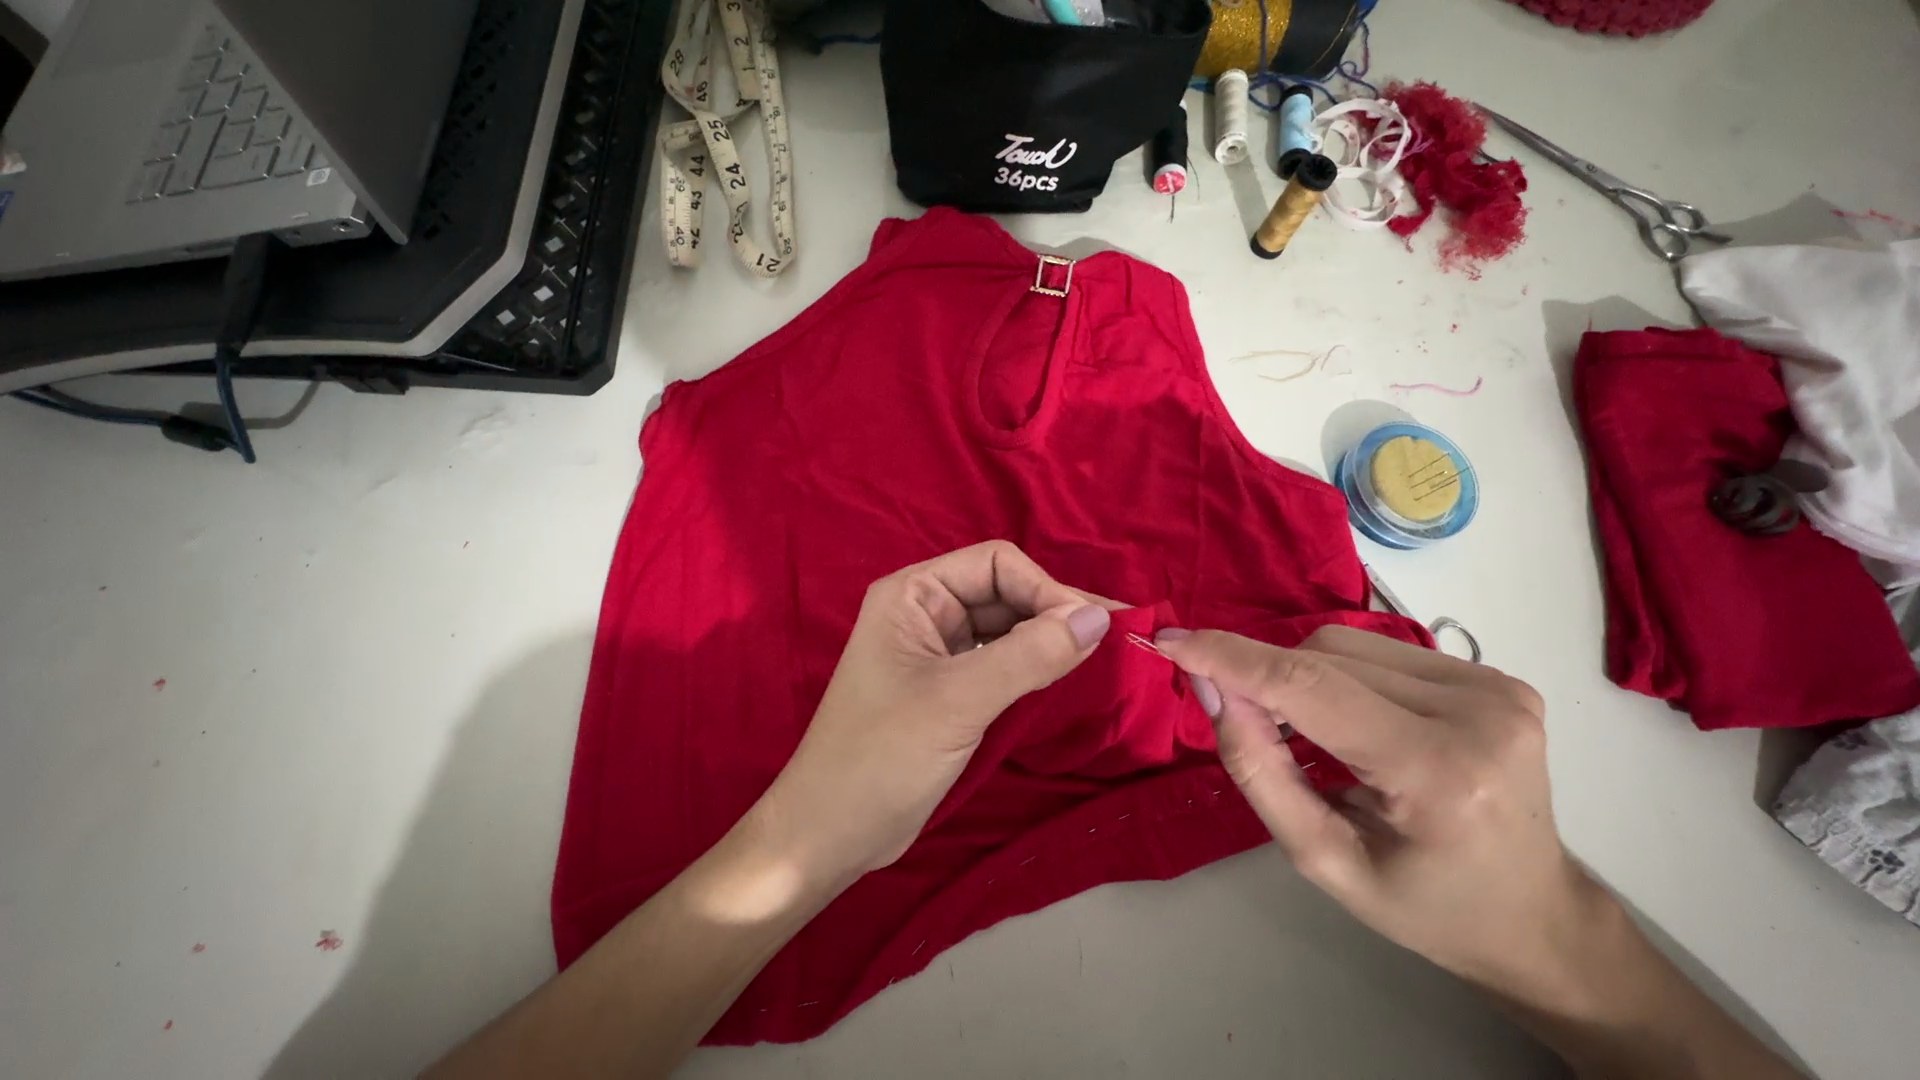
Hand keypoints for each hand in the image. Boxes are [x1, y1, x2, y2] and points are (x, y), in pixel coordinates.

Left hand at [754, 541, 1114, 888]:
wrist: (831, 833)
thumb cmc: (881, 757)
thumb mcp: (957, 702)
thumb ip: (1029, 656)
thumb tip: (1099, 618)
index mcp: (913, 595)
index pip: (997, 564)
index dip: (1046, 590)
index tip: (1092, 631)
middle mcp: (926, 614)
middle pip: (1006, 593)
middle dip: (1055, 613)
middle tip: (1117, 640)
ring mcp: (938, 654)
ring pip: (1008, 630)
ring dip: (1051, 641)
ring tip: (1104, 658)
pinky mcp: (950, 692)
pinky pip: (1003, 665)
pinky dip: (1036, 668)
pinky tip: (1068, 680)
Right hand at [1153, 625, 1590, 1001]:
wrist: (1535, 917)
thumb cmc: (1425, 906)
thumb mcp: (1323, 861)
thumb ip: (1260, 770)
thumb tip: (1214, 688)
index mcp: (1439, 773)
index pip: (1312, 689)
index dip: (1232, 658)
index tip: (1172, 640)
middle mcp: (1479, 713)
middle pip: (1326, 658)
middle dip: (1268, 679)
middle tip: (1247, 725)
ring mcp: (1497, 689)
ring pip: (1350, 645)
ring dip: (1305, 677)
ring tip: (1311, 736)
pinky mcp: (1502, 678)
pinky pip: (1384, 652)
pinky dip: (1345, 676)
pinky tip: (1355, 724)